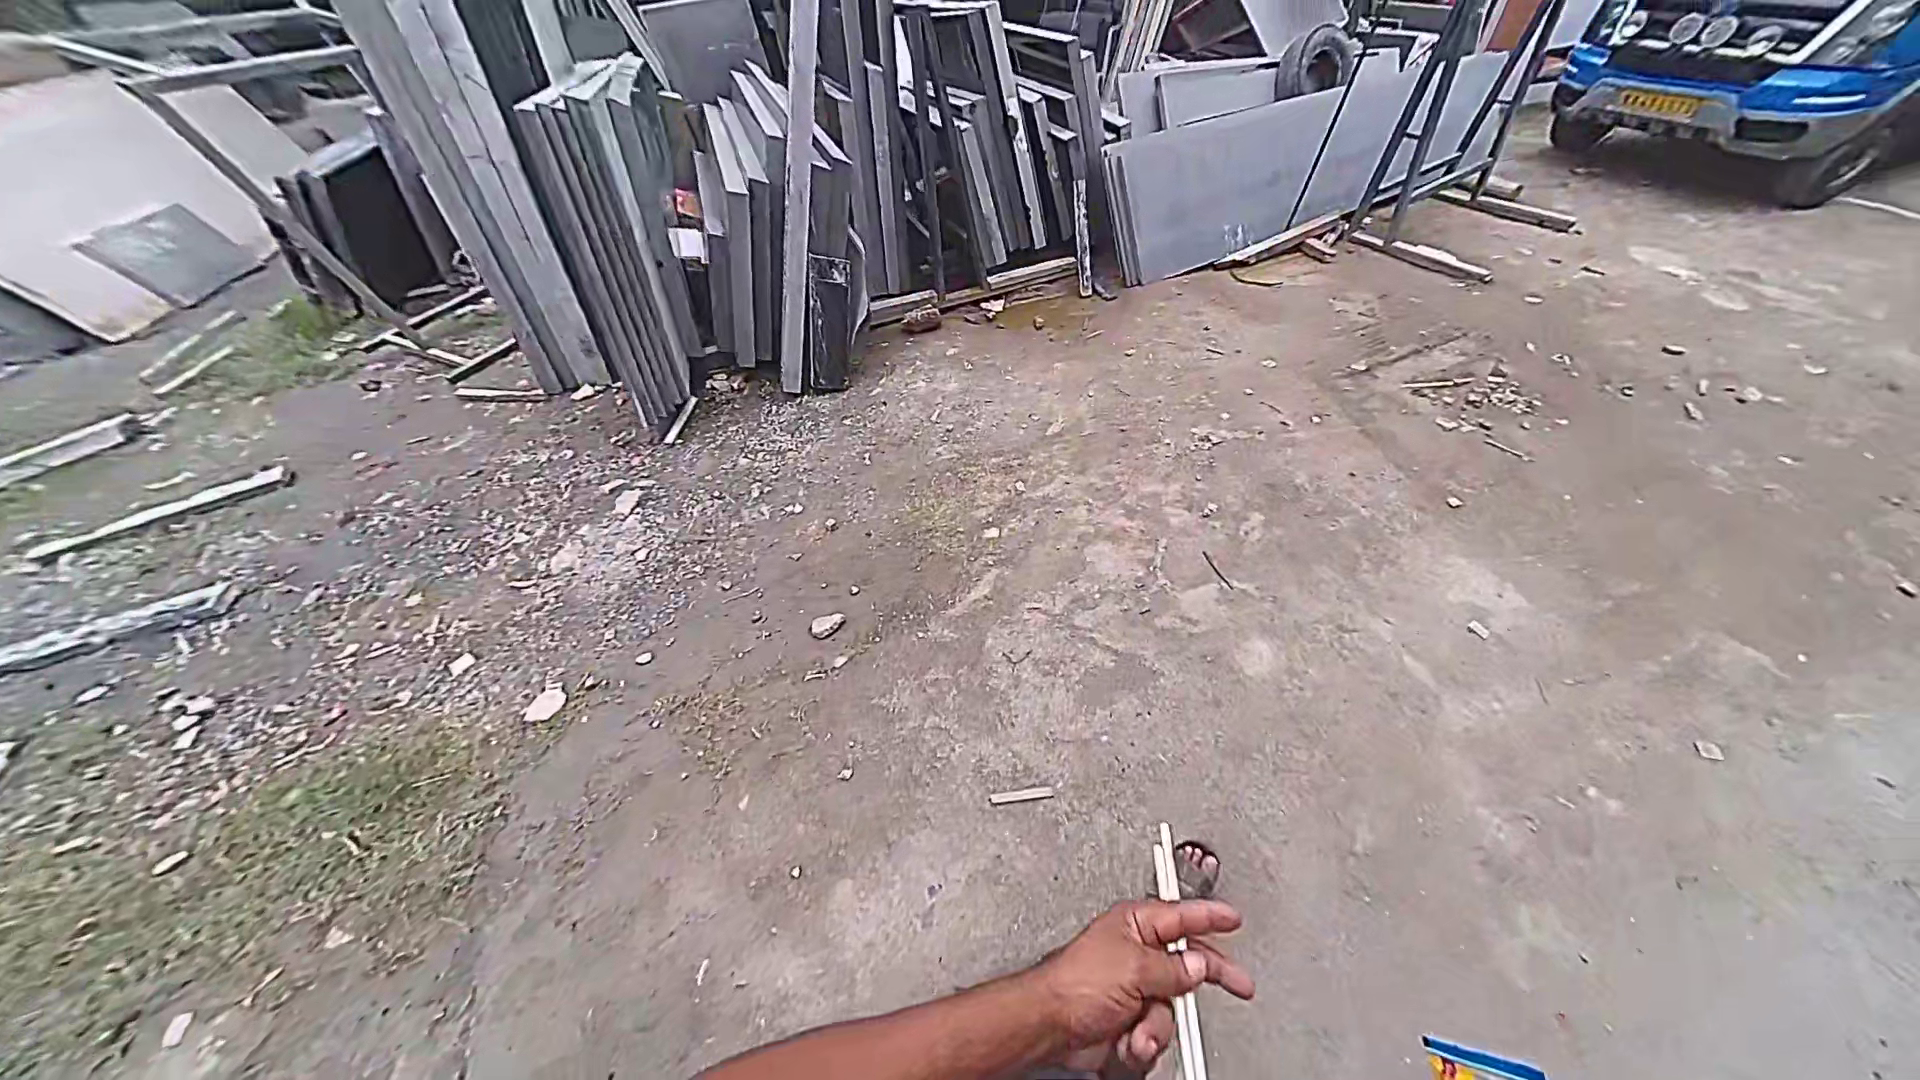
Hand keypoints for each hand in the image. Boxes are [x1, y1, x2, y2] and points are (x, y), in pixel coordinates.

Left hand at [1033, 899, 1254, 1070]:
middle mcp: (1137, 951)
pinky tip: (1128, 1038)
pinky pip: (1159, 1030)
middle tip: (1238, 983)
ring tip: (1138, 1028)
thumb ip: (1172, 968)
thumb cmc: (1078, 981)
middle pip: (1186, 962)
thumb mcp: (1134, 968)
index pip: (1180, 917)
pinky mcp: (1132, 1015)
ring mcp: (1136, 985)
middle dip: (1206, 978)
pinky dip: (1145, 1040)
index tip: (1231, 917)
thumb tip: (1198, 964)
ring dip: (1158, 1025)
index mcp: (1135, 925)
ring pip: (1174, 1007)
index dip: (1209, 916)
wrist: (1055, 1024)